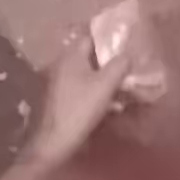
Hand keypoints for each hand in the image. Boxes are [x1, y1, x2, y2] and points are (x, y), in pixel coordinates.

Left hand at [24, 33, 130, 166]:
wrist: (52, 141)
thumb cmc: (80, 109)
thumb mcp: (105, 85)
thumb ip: (119, 65)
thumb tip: (127, 55)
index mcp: (71, 56)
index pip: (90, 37)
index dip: (107, 40)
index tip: (124, 48)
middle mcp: (60, 64)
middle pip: (87, 56)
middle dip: (106, 61)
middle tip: (125, 69)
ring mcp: (56, 81)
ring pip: (83, 73)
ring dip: (100, 77)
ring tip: (119, 87)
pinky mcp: (56, 98)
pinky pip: (78, 86)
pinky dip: (91, 90)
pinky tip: (104, 102)